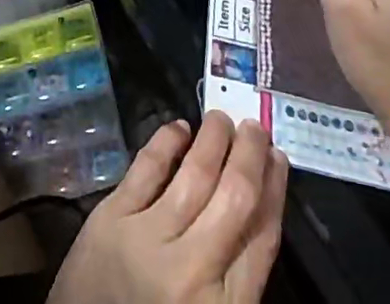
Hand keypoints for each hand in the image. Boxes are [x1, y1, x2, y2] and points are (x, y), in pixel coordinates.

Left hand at [48, 113, 286, 303]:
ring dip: (213, 140)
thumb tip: (257, 202)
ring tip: (221, 119)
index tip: (279, 159)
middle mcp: (192, 270)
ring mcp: (148, 240)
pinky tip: (179, 127)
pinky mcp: (110, 220)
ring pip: (194, 175)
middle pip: (234, 198)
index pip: (263, 237)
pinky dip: (166, 142)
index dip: (275, 191)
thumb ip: (235, 270)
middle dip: (249, 156)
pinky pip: (146, 168)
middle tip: (255, 127)